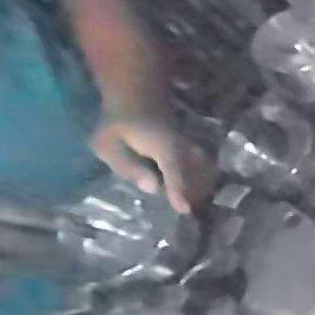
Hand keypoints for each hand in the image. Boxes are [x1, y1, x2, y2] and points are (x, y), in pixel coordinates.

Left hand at [90, 116, 210, 213]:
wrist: (139, 103)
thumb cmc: (119, 127)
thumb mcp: (106, 145)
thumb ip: (126, 166)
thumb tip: (151, 187)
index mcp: (165, 149)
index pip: (175, 174)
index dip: (179, 193)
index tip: (184, 211)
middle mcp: (189, 152)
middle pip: (196, 181)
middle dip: (190, 196)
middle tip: (177, 207)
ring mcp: (199, 153)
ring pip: (206, 179)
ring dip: (198, 192)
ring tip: (186, 202)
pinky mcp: (204, 156)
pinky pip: (208, 175)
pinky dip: (202, 186)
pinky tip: (193, 192)